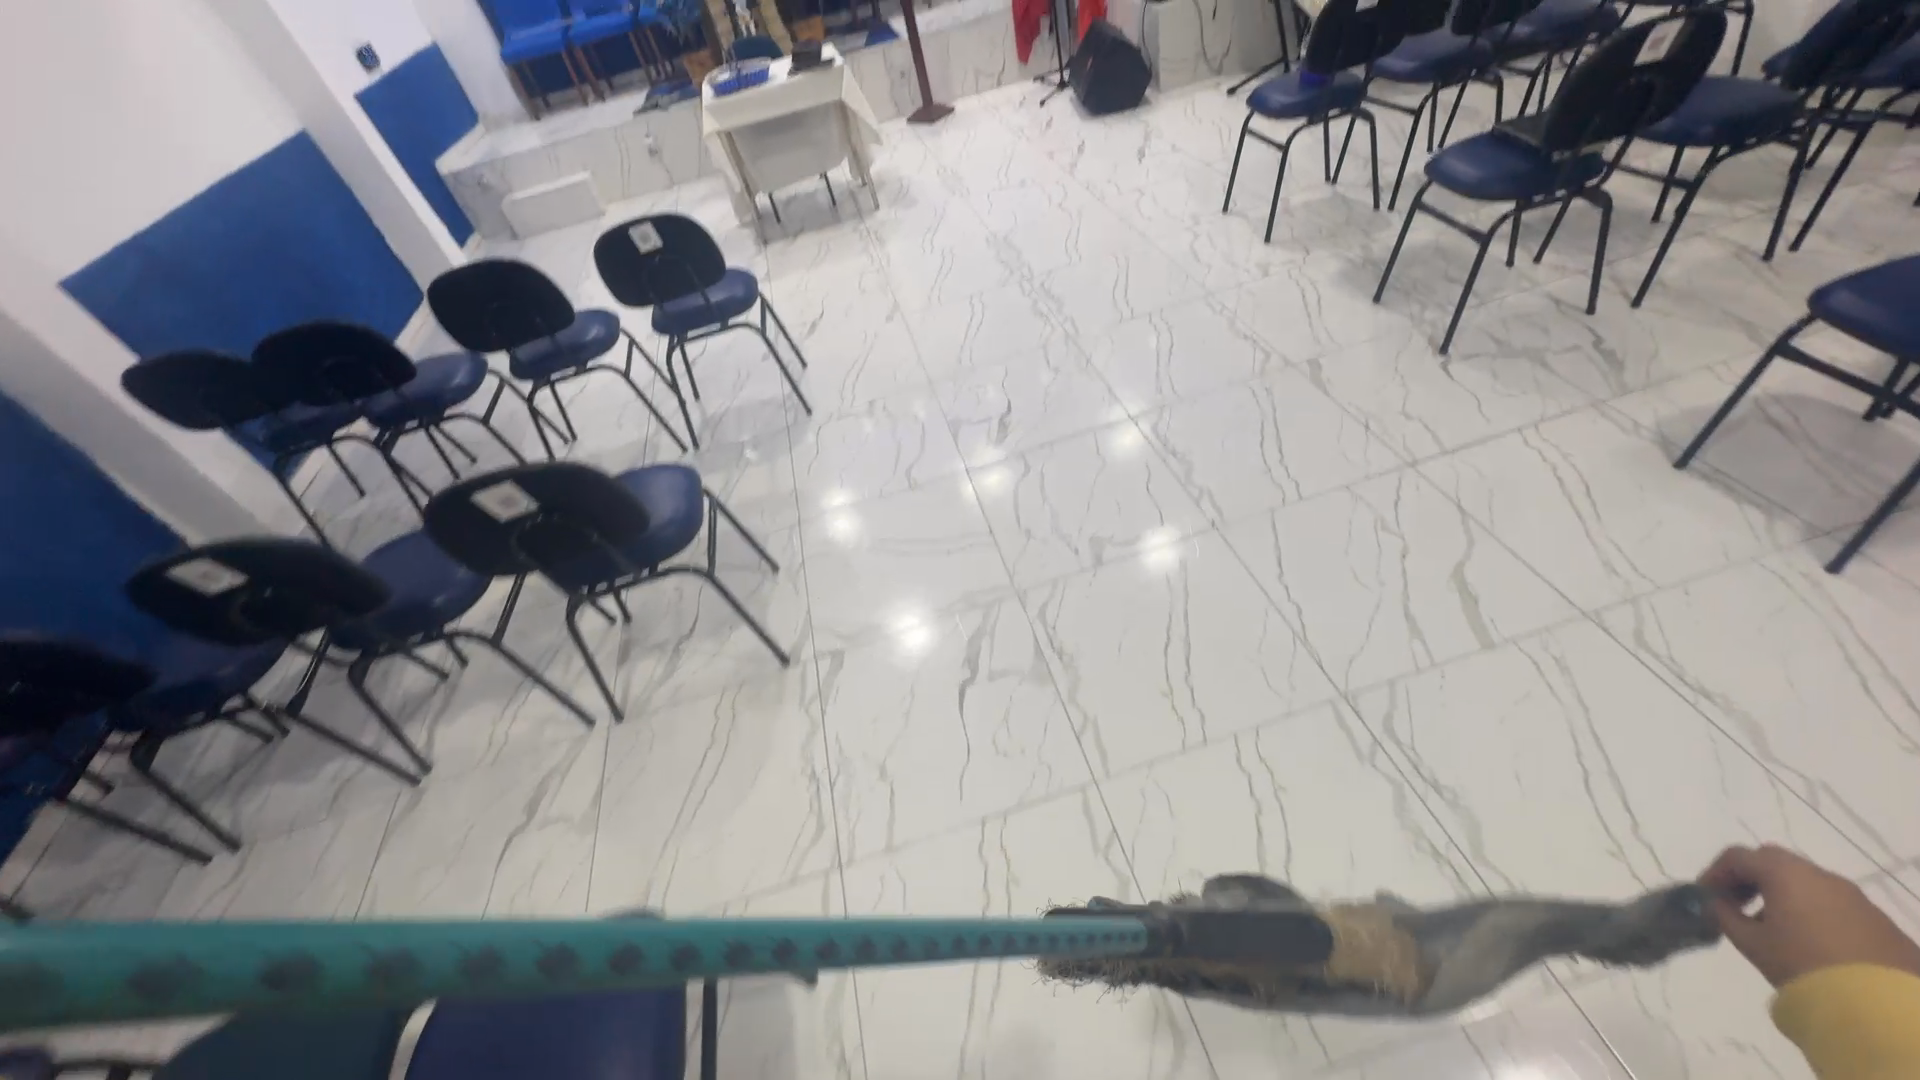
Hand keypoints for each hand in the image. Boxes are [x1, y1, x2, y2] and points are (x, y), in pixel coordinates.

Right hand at [1700, 845, 1919, 987]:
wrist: (1880, 1005)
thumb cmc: (1801, 963)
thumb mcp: (1748, 940)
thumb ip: (1723, 914)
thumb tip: (1716, 903)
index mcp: (1785, 873)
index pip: (1737, 856)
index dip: (1715, 872)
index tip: (1705, 895)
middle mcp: (1822, 876)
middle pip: (1774, 861)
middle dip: (1750, 877)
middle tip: (1737, 902)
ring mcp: (1857, 898)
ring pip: (1808, 882)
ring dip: (1783, 893)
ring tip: (1774, 925)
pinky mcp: (1880, 922)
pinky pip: (1835, 904)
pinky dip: (1813, 910)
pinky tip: (1809, 939)